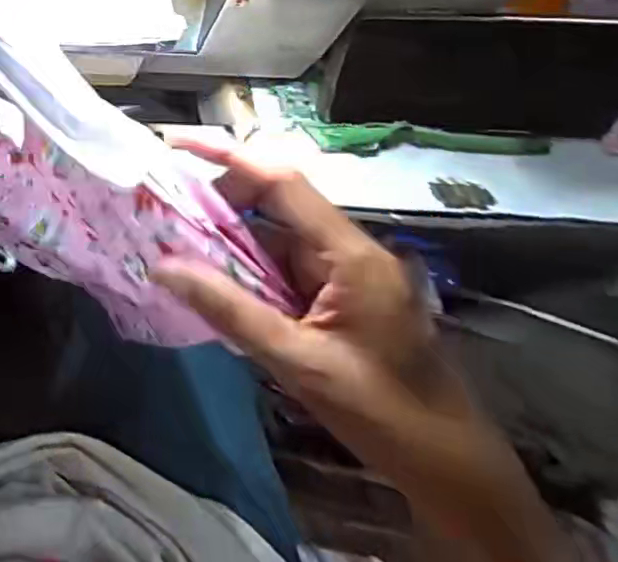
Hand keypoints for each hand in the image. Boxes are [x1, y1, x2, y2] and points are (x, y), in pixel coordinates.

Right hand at [153, 133, 568, 559]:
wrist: (455, 472)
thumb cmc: (386, 413)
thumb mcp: (298, 361)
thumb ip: (229, 309)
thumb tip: (162, 266)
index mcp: (350, 255)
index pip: (282, 182)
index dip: (227, 155)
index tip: (176, 144)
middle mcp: (347, 251)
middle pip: (272, 203)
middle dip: (216, 204)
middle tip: (164, 215)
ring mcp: (343, 273)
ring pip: (270, 237)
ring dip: (225, 241)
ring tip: (175, 249)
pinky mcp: (336, 296)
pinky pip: (278, 266)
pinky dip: (242, 269)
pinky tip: (211, 285)